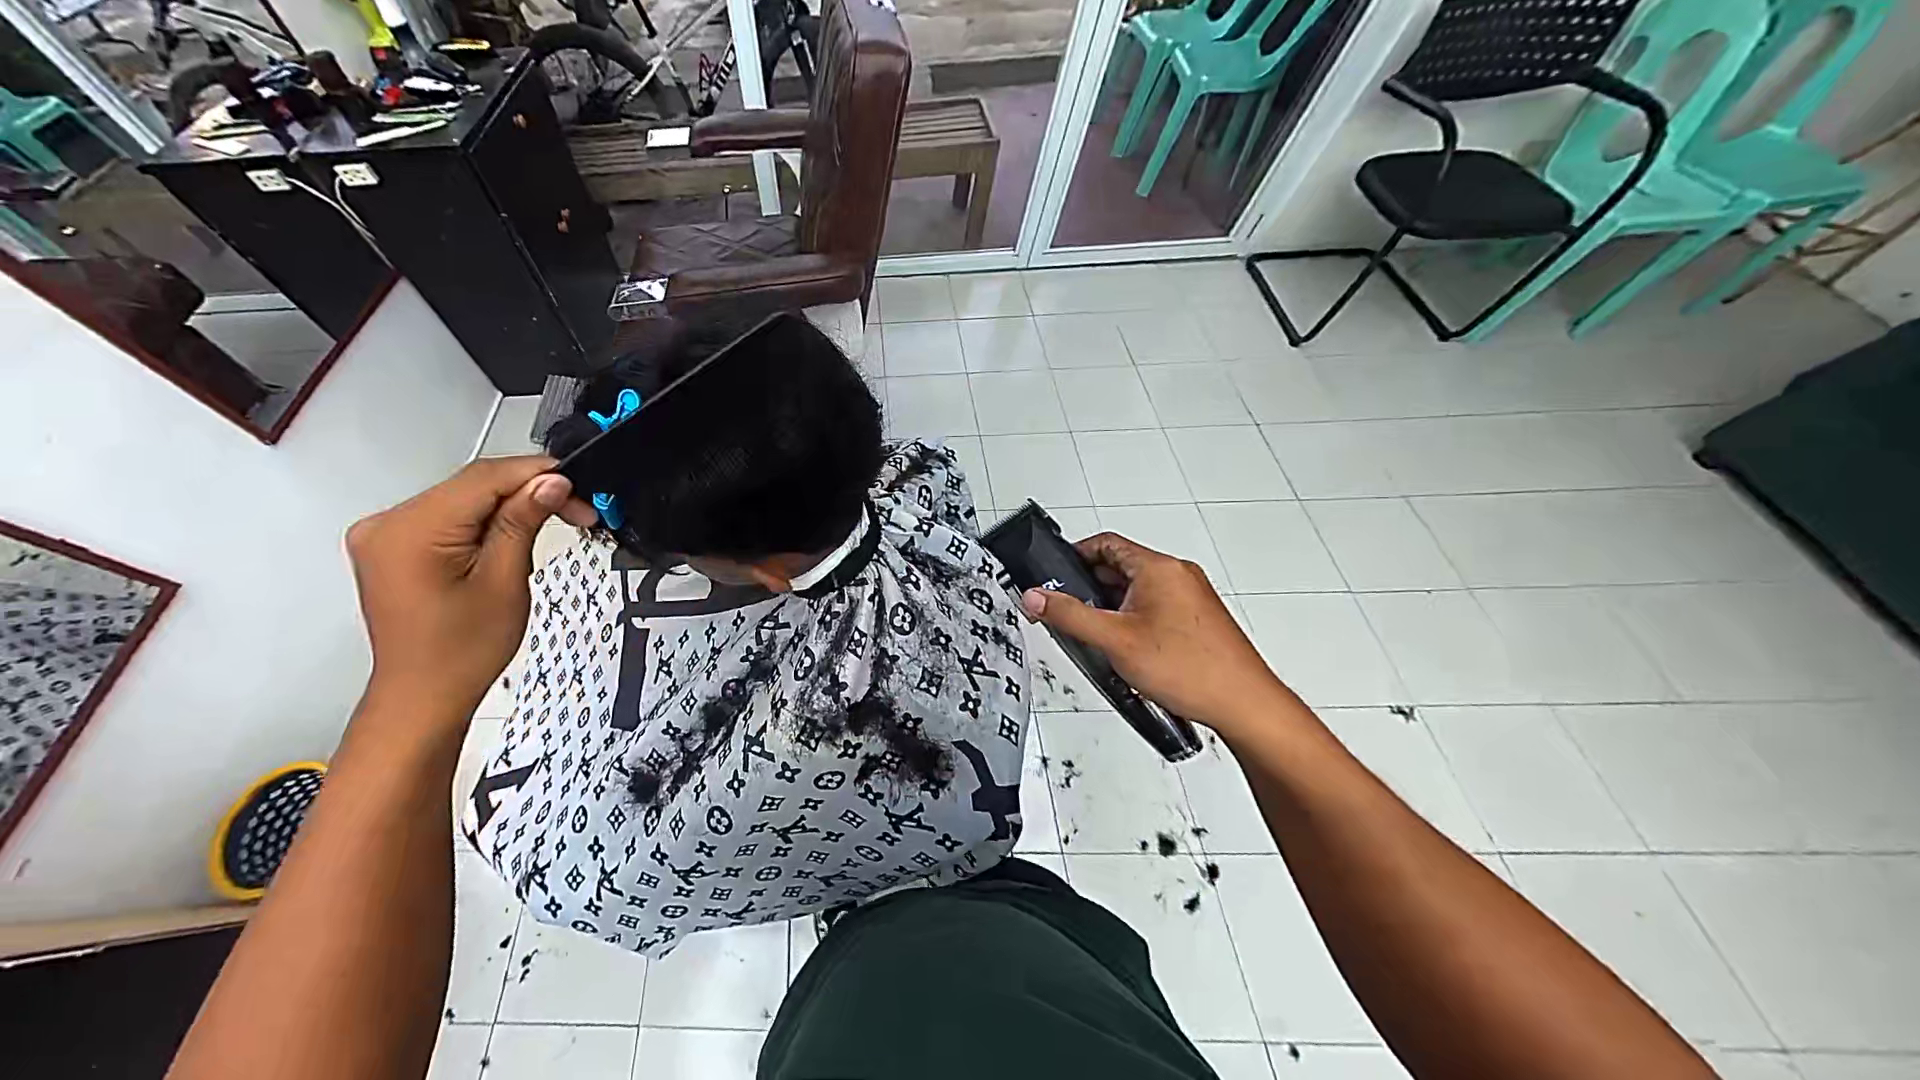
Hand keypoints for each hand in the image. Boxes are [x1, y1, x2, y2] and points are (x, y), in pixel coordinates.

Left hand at [345, 457, 595, 719]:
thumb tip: (549, 482)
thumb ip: (522, 521)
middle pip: (473, 484)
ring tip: (555, 521)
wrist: (426, 692)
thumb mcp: (505, 580)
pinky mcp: (396, 543)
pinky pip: (450, 514)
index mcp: (409, 532)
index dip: (537, 474)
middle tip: (578, 508)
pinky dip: (489, 518)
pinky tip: (518, 529)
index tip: (576, 483)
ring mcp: (386, 533)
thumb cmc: (461, 651)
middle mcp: (386, 525)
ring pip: (465, 496)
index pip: (483, 478)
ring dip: (513, 504)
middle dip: (530, 490)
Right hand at [1020, 532, 1292, 735]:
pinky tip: (1128, 652)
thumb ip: (1070, 615)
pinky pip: (1154, 608)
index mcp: (1159, 568)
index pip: (1105, 544)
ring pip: (1137, 590)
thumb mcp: (1114, 640)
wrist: (1242, 704)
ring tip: (1101, 637)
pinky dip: (1134, 621)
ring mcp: (1190, 597)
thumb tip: (1038, 597)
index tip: (1057, 572)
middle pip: (1119, 567)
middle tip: (1070, 610)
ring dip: (1113, 608)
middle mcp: (1178, 576)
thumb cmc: (1195, 669)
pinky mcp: (1196, 619)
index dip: (1075, 555)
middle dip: (1090, 588)